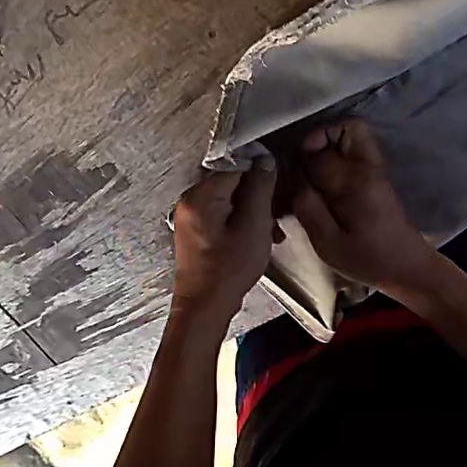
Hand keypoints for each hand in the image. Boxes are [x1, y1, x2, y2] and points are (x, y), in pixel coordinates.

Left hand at [170, 161, 276, 325]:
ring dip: (252, 210)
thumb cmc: (228, 271)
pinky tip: (255, 237)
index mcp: (201, 195)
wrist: (204, 306)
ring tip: (268, 232)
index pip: (236, 164)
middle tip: (273, 217)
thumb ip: (260, 189)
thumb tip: (265, 161)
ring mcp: (191, 215)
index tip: (276, 188)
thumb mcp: (254, 226)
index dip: (260, 172)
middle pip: (232, 180)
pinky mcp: (195, 229)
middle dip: (257, 196)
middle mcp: (190, 200)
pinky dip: (240, 221)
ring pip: (229, 198)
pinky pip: (222, 213)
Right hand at [290, 120, 439, 295]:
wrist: (407, 267)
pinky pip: (356, 150)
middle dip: (319, 139)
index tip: (292, 183)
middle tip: (304, 167)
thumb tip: (294, 181)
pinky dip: (338, 155)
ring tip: (313, 172)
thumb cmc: (367, 259)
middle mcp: (368, 168)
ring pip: (353, 135)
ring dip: (329, 146)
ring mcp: (375, 170)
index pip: (318, 154)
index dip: (299, 164)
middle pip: (346, 127)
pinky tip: (325, 181)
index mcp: (355, 182)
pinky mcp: (377, 177)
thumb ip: (307, 208)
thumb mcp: (328, 243)